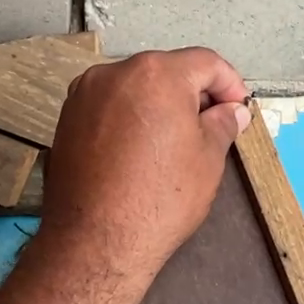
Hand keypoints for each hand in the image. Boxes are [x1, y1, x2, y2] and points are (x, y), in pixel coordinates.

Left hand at [39, 48, 250, 274]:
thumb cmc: (156, 201)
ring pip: (134, 87)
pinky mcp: (67, 118)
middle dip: (192, 93)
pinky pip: (109, 105)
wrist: (95, 241)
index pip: (205, 62)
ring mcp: (85, 94)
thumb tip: (231, 111)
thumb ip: (222, 124)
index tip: (237, 108)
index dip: (229, 84)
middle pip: (166, 70)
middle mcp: (115, 73)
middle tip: (211, 127)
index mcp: (156, 73)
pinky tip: (140, 151)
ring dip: (158, 104)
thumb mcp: (207, 159)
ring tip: (173, 143)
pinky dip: (129, 117)